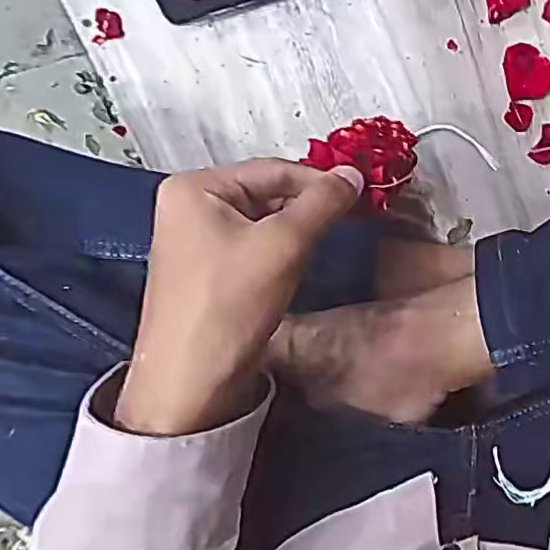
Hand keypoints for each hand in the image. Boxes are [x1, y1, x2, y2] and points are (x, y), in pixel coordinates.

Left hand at [117, 159, 362, 435]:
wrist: (193, 380)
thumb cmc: (230, 303)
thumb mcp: (286, 243)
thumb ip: (323, 202)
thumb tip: (353, 173)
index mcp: (194, 187)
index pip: (274, 170)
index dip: (320, 181)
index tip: (360, 193)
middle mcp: (189, 204)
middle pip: (268, 191)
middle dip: (309, 204)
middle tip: (350, 215)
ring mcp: (197, 236)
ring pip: (265, 217)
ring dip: (299, 226)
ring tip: (331, 236)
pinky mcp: (209, 265)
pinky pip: (256, 240)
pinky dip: (284, 245)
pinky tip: (302, 258)